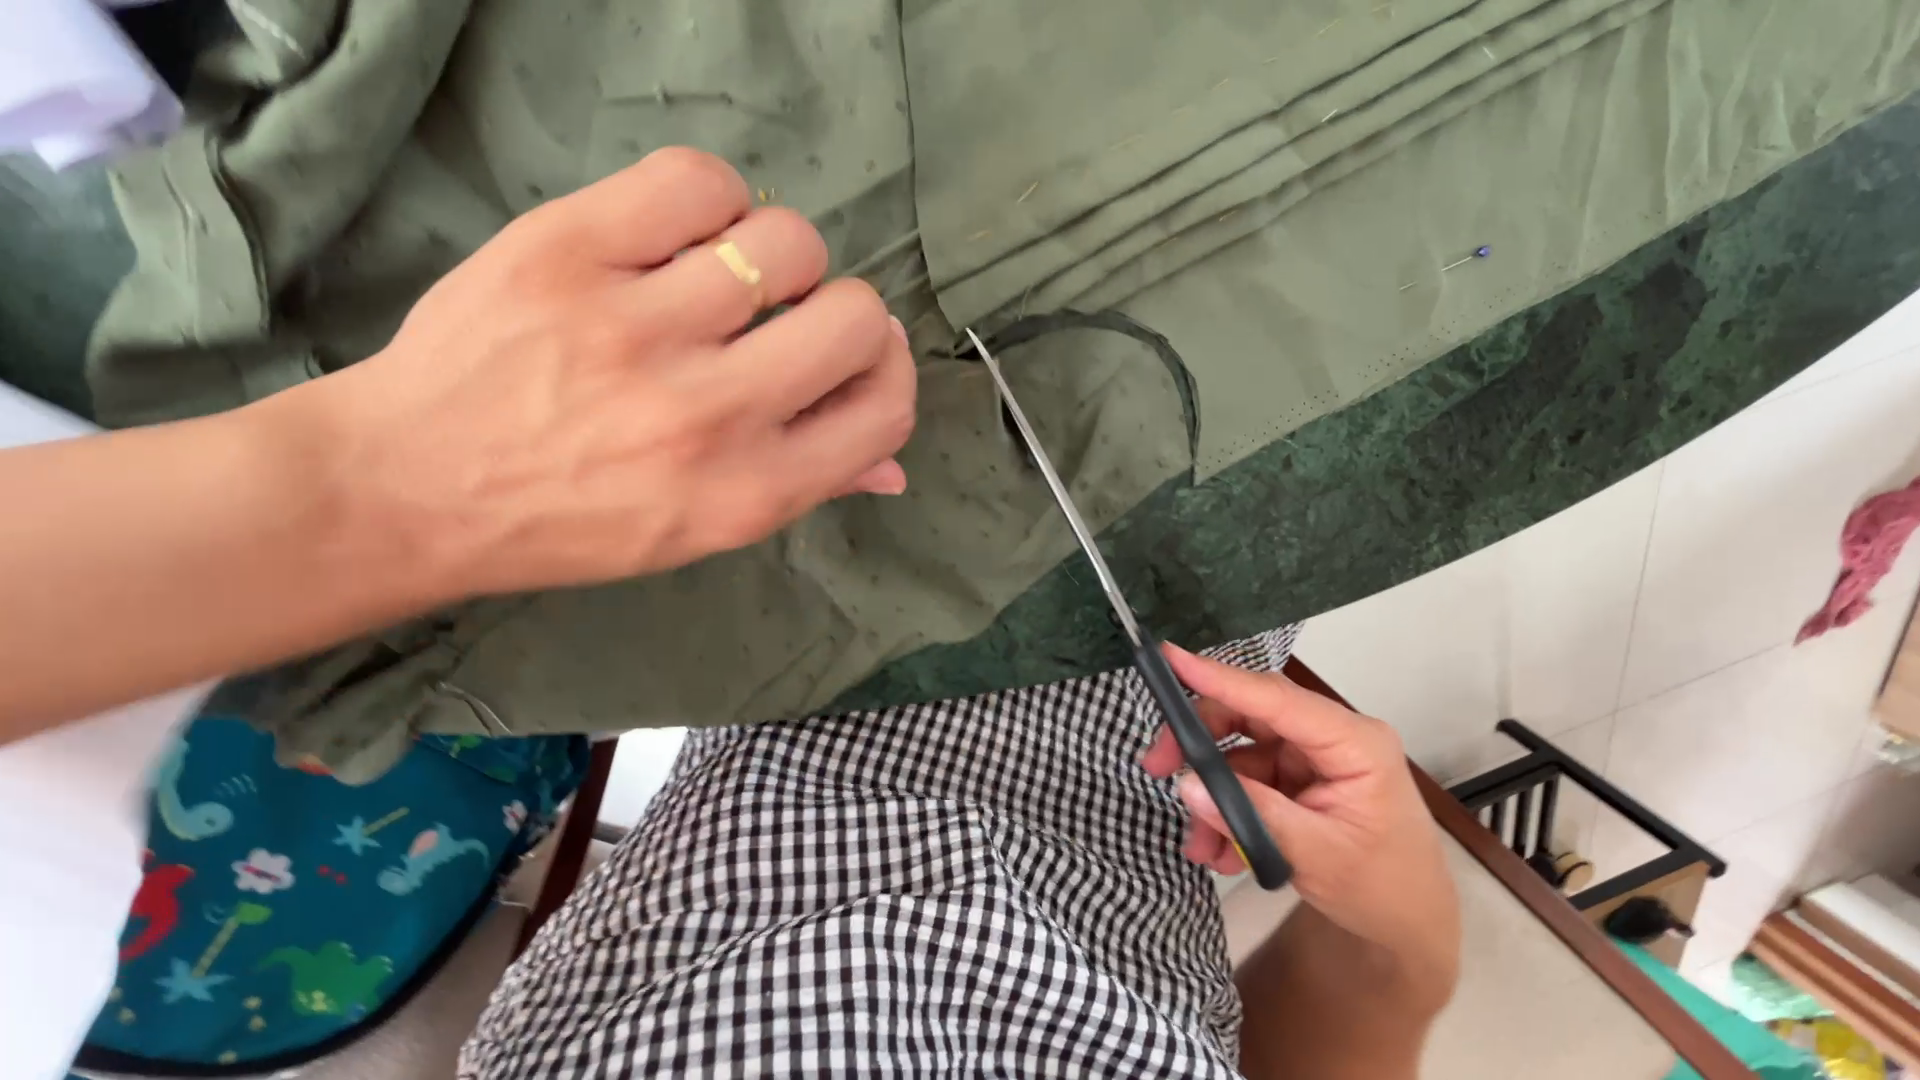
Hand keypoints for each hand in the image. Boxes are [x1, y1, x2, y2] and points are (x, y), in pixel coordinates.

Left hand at [293, 147, 916, 600]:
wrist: (412, 488)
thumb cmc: (573, 523)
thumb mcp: (701, 533)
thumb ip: (805, 490)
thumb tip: (893, 465)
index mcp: (748, 493)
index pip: (884, 411)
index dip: (889, 374)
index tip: (857, 360)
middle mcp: (708, 415)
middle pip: (856, 318)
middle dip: (844, 314)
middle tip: (790, 321)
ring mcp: (637, 328)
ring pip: (786, 242)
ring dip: (776, 257)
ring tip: (726, 278)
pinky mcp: (568, 252)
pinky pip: (698, 182)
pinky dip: (711, 201)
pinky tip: (681, 234)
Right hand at [1141, 645, 1458, 979]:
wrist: (1412, 926)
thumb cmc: (1383, 889)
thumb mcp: (1318, 856)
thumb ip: (1252, 815)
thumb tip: (1188, 784)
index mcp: (1353, 742)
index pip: (1276, 698)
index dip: (1220, 678)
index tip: (1169, 658)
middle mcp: (1330, 736)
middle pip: (1247, 714)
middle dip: (1198, 741)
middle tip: (1155, 766)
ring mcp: (1310, 756)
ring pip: (1238, 750)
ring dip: (1210, 791)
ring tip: (1198, 844)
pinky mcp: (1296, 777)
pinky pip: (1244, 779)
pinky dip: (1224, 810)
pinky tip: (1218, 850)